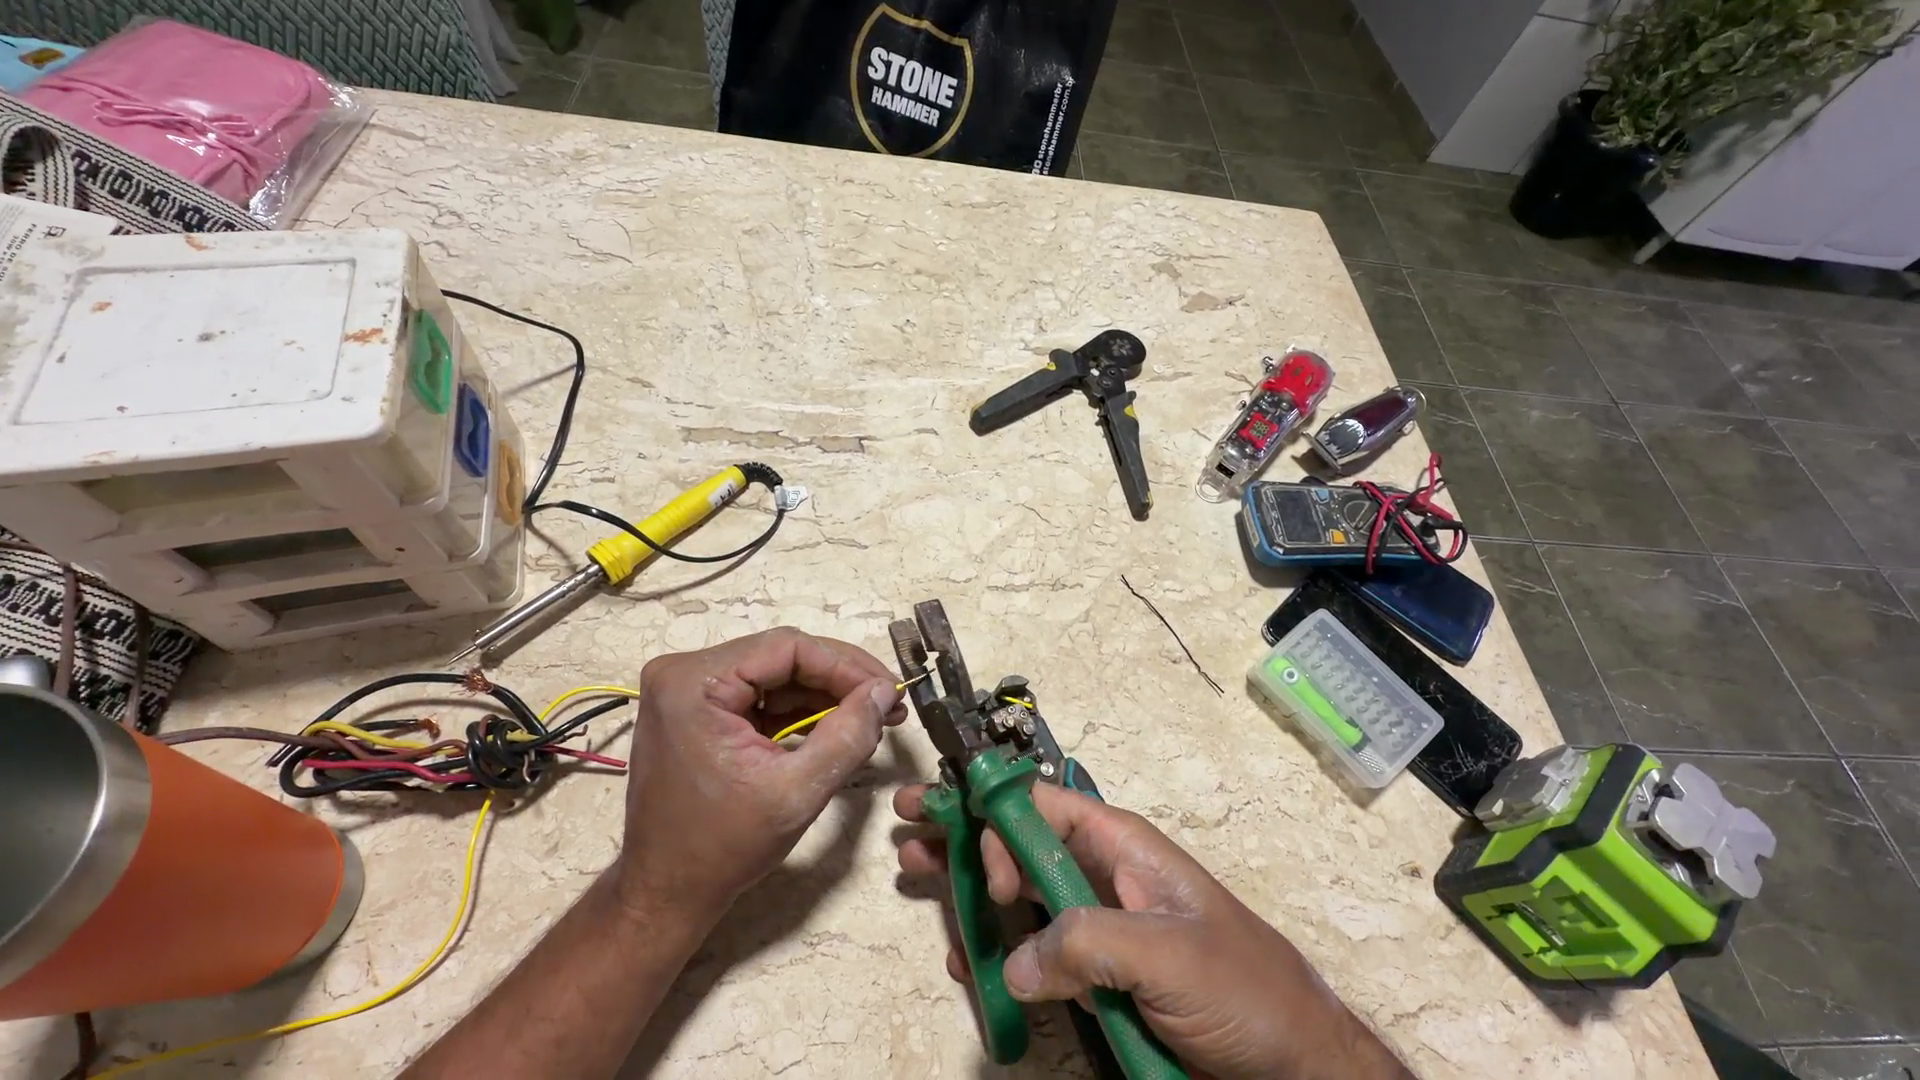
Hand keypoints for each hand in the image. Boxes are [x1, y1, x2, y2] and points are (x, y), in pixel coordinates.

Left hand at [614, 627, 905, 918]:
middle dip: (840, 679)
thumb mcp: (796, 792)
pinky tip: (839, 725)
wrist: (667, 892)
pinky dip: (801, 710)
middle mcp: (684, 672)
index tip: (889, 691)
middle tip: (889, 703)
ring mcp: (690, 691)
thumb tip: (884, 692)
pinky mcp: (701, 711)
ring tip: (873, 718)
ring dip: (826, 694)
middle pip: (782, 656)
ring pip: (776, 675)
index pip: (786, 647)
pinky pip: (762, 696)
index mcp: (694, 682)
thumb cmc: (724, 847)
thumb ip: (848, 736)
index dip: (845, 666)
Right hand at [893, 782, 1409, 1079]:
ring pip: (1016, 894)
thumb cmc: (1244, 988)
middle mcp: (1099, 878)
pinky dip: (993, 950)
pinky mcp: (1091, 974)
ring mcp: (1093, 927)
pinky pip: (1031, 952)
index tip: (959, 836)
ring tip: (915, 874)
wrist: (1291, 1063)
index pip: (1044, 809)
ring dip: (966, 886)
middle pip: (1018, 844)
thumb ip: (1089, 943)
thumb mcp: (1170, 953)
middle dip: (963, 833)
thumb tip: (1017, 964)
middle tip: (908, 824)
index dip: (996, 812)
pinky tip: (965, 956)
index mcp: (1122, 849)